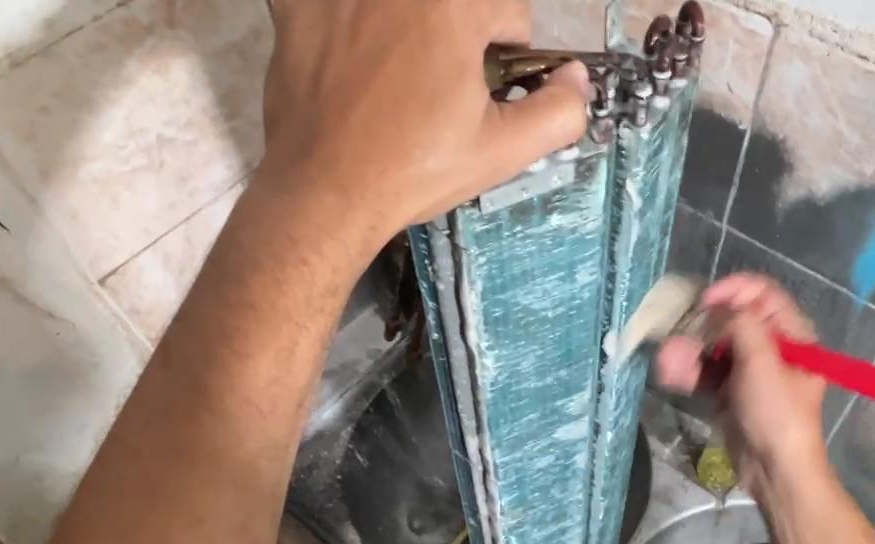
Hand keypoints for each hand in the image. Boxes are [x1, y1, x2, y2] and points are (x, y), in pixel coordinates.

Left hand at [255, 0, 589, 251]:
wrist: (324, 194)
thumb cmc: (414, 173)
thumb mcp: (499, 154)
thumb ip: (556, 113)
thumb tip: (578, 79)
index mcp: (454, 4)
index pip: (509, 9)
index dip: (505, 58)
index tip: (482, 95)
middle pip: (453, 5)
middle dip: (456, 36)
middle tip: (434, 90)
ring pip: (399, 7)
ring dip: (405, 29)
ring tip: (390, 81)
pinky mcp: (296, 4)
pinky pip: (334, 2)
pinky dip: (344, 21)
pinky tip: (346, 59)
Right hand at [653, 274, 829, 494]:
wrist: (775, 469)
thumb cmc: (777, 413)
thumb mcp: (762, 362)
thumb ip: (739, 325)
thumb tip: (716, 308)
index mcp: (791, 336)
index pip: (763, 296)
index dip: (733, 291)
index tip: (704, 301)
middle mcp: (771, 349)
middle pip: (732, 322)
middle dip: (701, 328)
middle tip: (677, 336)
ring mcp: (749, 374)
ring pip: (713, 349)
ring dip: (688, 352)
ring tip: (665, 361)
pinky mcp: (730, 395)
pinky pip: (706, 374)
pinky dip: (688, 372)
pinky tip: (668, 374)